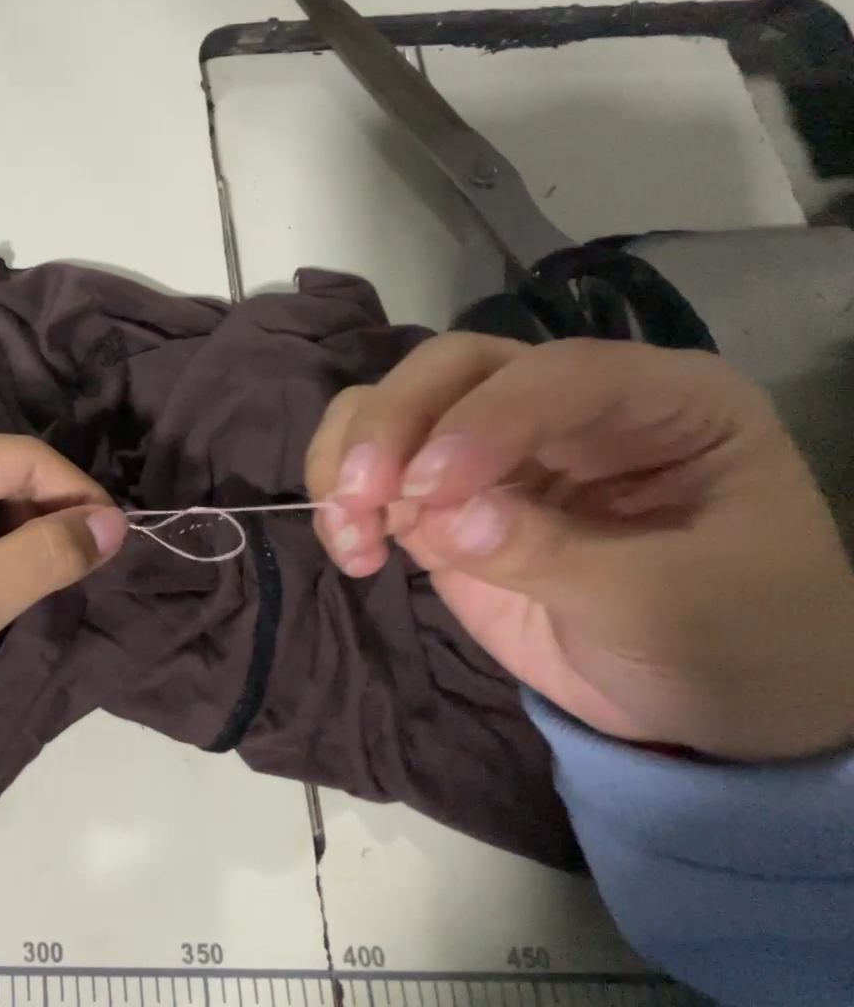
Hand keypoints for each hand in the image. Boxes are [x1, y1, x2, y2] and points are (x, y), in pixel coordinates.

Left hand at [0, 431, 128, 674]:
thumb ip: (43, 557)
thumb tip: (114, 525)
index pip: (17, 457)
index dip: (73, 491)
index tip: (116, 536)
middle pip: (0, 473)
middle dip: (46, 515)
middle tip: (81, 566)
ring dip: (22, 533)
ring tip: (47, 577)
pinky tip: (8, 576)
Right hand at [306, 333, 853, 761]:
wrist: (698, 702)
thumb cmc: (732, 641)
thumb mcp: (666, 605)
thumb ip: (553, 555)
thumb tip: (441, 520)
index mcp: (659, 403)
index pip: (556, 375)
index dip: (483, 420)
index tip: (428, 494)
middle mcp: (562, 406)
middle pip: (449, 370)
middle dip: (391, 425)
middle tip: (360, 497)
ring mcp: (487, 448)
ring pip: (389, 406)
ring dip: (349, 460)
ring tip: (350, 535)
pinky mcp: (434, 498)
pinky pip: (366, 471)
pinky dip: (340, 503)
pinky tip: (354, 554)